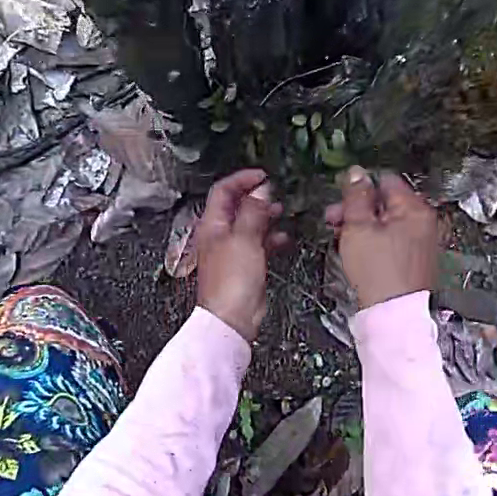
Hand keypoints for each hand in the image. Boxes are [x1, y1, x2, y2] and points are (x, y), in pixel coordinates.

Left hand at [194, 168, 287, 342]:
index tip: (262, 175)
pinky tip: (284, 238)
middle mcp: (220, 234)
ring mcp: (232, 250)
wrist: (232, 319)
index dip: (241, 179)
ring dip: (265, 216)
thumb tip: (262, 190)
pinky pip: (259, 243)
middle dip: (256, 197)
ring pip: (249, 224)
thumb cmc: (231, 281)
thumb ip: (254, 211)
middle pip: (236, 206)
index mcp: (212, 224)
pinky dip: (271, 238)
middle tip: (275, 193)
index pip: (223, 191)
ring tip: (281, 211)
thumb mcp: (245, 238)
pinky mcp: (245, 264)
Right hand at [326, 167, 439, 309]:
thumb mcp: (358, 227)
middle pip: (385, 202)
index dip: (358, 187)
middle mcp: (423, 222)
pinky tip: (356, 251)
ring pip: (386, 222)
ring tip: (341, 238)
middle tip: (334, 219)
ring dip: (362, 226)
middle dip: (356, 209)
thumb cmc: (378, 271)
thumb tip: (356, 173)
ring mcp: (420, 242)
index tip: (341, 198)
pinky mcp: (414, 259)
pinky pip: (391, 240)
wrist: (392, 314)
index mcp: (414, 209)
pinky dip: (373, 241)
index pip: (385, 180)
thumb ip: (356, 196)